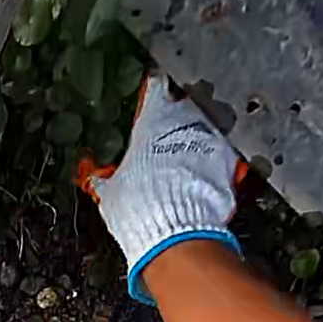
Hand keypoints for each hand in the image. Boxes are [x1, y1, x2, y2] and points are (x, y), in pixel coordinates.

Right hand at [79, 73, 243, 304]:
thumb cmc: (141, 208)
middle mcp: (190, 118)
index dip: (151, 91)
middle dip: (176, 116)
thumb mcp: (109, 192)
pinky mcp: (231, 161)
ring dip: (195, 139)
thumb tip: (91, 174)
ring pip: (206, 126)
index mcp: (156, 117)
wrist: (176, 233)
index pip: (155, 88)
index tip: (149, 95)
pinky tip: (198, 179)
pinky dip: (211, 163)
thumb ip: (103, 176)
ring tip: (179, 162)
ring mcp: (214, 138)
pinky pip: (221, 154)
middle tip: (161, 137)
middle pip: (185, 104)